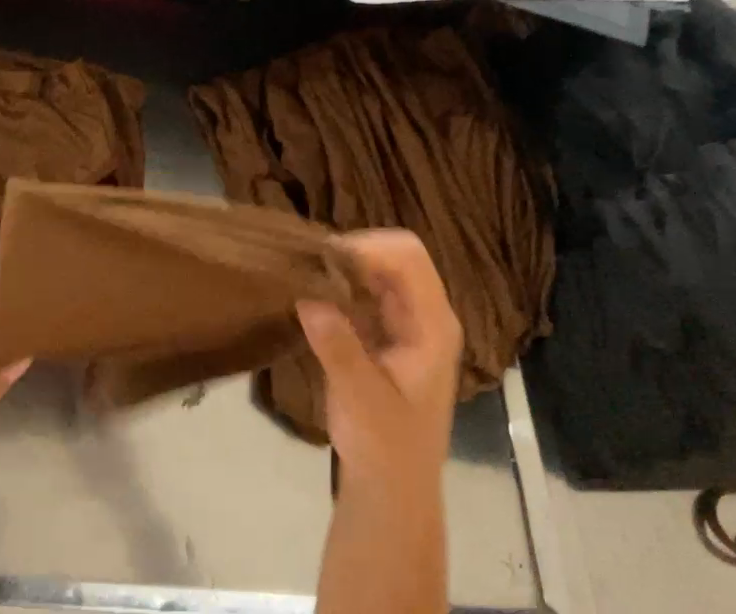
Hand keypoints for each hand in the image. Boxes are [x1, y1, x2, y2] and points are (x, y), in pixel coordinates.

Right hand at [298, 229, 461, 613]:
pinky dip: (338, 287)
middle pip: (393, 256)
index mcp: (433, 324)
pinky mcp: (386, 334)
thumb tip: (307, 296)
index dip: (366, 247)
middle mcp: (425, 314)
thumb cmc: (385, 445)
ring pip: (377, 271)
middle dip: (350, 253)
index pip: (408, 257)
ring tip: (303, 276)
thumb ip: (337, 344)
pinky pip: (364, 293)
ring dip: (342, 268)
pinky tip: (310, 296)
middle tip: (306, 265)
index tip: (322, 259)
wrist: (392, 488)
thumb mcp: (359, 396)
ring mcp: (406, 323)